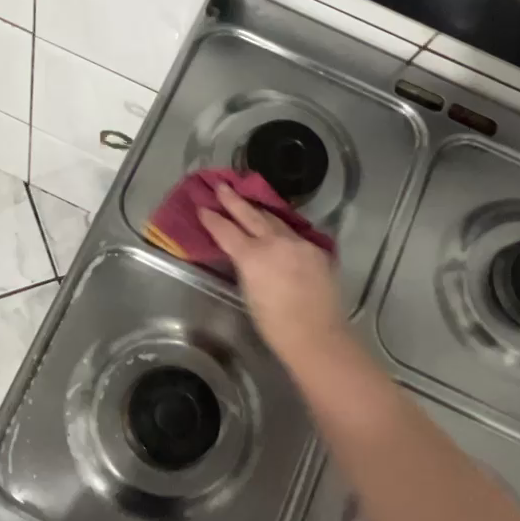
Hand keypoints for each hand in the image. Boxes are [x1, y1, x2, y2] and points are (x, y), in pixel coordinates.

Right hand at [198, 184, 344, 358]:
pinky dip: (281, 230)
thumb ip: (245, 266)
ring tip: (249, 203)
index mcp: (253, 256)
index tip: (202, 207)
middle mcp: (276, 242)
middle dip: (234, 200)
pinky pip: (294, 234)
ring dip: (259, 212)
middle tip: (222, 186)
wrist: (317, 335)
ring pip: (275, 220)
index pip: (226, 230)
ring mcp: (299, 243)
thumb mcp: (249, 292)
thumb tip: (244, 254)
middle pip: (251, 215)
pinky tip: (278, 230)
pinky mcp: (317, 250)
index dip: (212, 218)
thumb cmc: (274, 324)